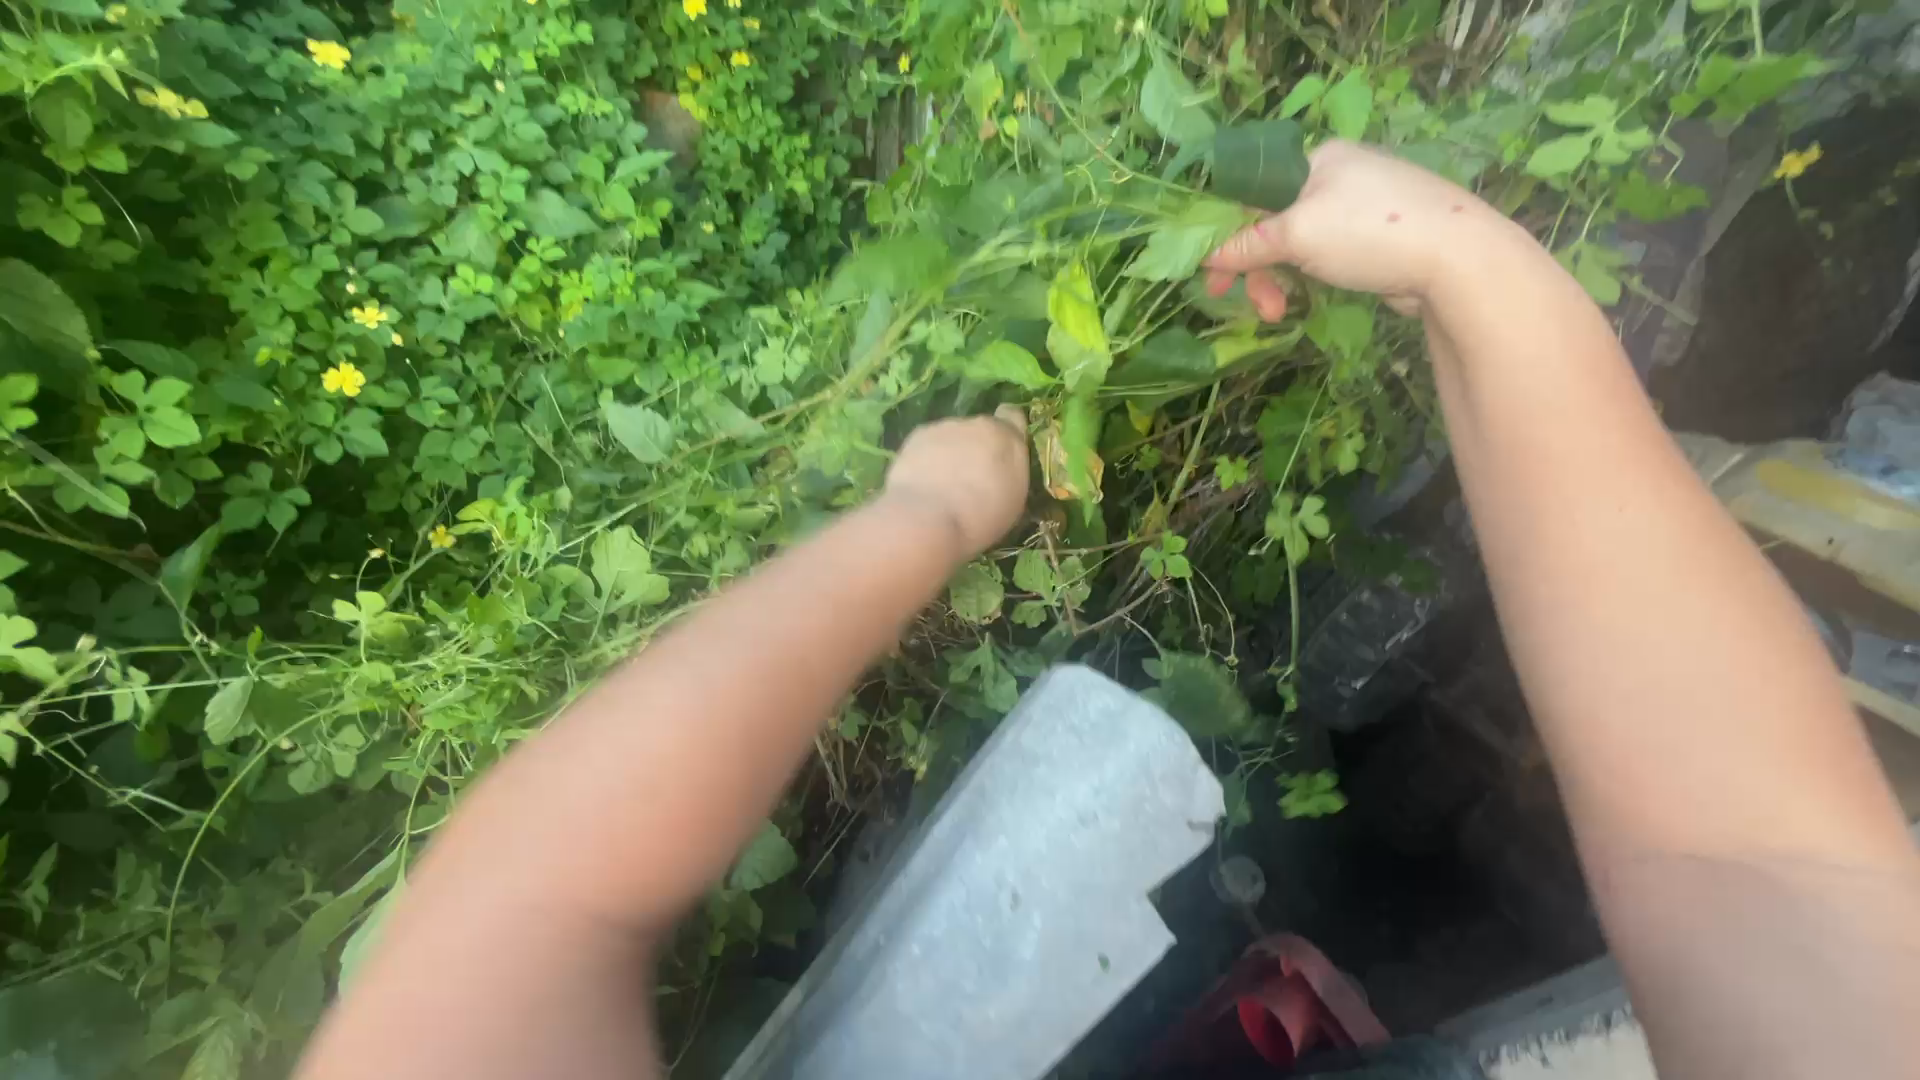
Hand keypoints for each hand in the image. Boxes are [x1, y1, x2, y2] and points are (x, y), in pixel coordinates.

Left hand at [883, 405, 1029, 558]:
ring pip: (951, 436)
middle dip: (975, 448)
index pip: (1013, 418)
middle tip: (966, 479)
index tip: (999, 450)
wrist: (930, 518)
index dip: (1006, 431)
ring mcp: (947, 426)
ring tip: (940, 484)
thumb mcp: (1011, 501)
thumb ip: (1008, 474)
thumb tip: (998, 469)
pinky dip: (926, 457)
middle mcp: (980, 425)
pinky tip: (921, 481)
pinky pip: (927, 442)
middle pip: (979, 430)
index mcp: (1009, 441)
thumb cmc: (980, 518)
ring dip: (949, 453)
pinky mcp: (919, 434)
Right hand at [1205, 140, 1517, 317]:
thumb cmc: (1370, 232)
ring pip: (1295, 246)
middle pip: (1272, 225)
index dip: (1226, 236)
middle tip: (1249, 305)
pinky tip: (1305, 299)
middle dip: (1256, 270)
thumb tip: (1206, 254)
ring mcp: (1358, 207)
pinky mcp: (1374, 238)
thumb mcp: (1297, 235)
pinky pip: (1321, 257)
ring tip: (1278, 314)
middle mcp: (1337, 177)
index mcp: (1318, 160)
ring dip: (1278, 282)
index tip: (1213, 278)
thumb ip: (1248, 244)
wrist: (1456, 259)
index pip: (1253, 194)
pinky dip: (1306, 279)